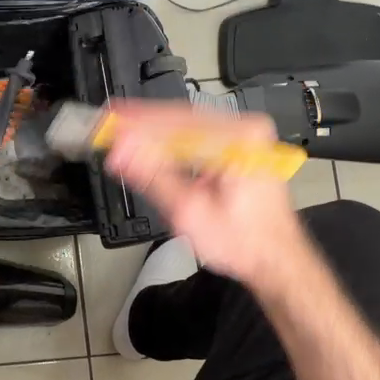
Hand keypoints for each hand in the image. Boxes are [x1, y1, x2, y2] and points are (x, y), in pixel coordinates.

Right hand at [101, 100, 310, 289]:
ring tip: (117, 132)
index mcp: (241, 139)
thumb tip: (124, 152)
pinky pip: (194, 136)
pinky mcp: (235, 147)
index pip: (176, 123)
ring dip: (149, 130)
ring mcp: (242, 138)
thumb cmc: (246, 242)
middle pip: (179, 119)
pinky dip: (166, 140)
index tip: (108, 127)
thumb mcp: (190, 211)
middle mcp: (246, 131)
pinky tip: (144, 142)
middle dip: (138, 124)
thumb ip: (153, 176)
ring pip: (184, 126)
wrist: (274, 260)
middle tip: (105, 124)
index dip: (135, 126)